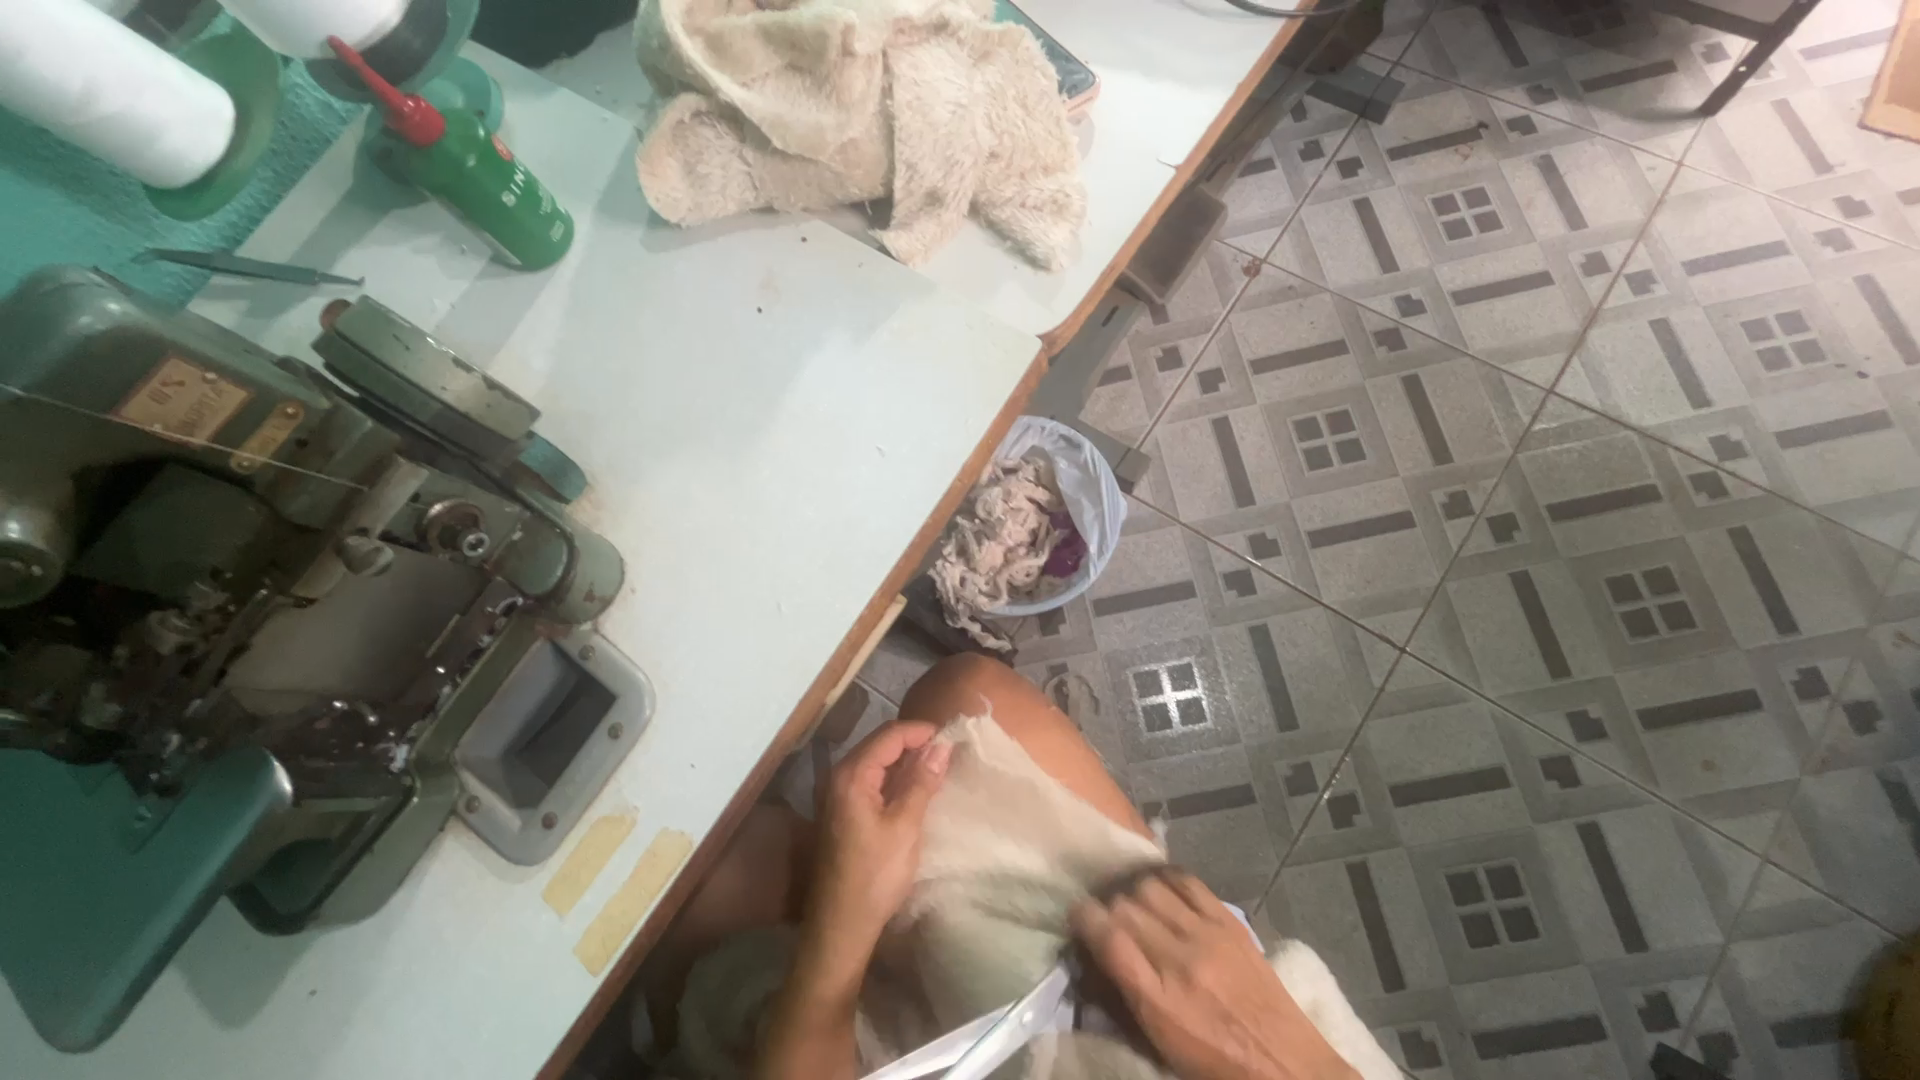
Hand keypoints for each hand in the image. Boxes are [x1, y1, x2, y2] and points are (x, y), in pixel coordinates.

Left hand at [806, 721, 952, 950]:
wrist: (841, 925)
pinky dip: (892, 777)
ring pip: (874, 761)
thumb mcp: (905, 827)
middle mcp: (838, 777)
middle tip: (947, 750)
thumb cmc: (875, 876)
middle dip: (913, 741)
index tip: (951, 737)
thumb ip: (922, 782)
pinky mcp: (840, 812)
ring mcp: (836, 795)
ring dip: (904, 759)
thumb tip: (942, 746)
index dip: (920, 731)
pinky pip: (869, 779)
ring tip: (936, 766)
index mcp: (851, 776)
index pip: (889, 735)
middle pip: (878, 743)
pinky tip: (913, 787)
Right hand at [1071, 871, 1357, 1079]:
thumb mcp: (1160, 1042)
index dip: (1083, 918)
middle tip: (1107, 918)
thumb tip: (1097, 958)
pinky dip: (1167, 880)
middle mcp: (1179, 960)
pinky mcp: (1230, 923)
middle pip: (1124, 907)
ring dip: (1134, 893)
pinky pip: (1187, 882)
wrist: (1286, 1068)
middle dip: (1108, 908)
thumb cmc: (1215, 1064)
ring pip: (1150, 887)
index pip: (1107, 938)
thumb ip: (1126, 995)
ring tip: (1135, 905)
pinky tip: (1162, 890)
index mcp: (1157, 1001)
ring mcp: (1207, 936)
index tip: (1078, 917)